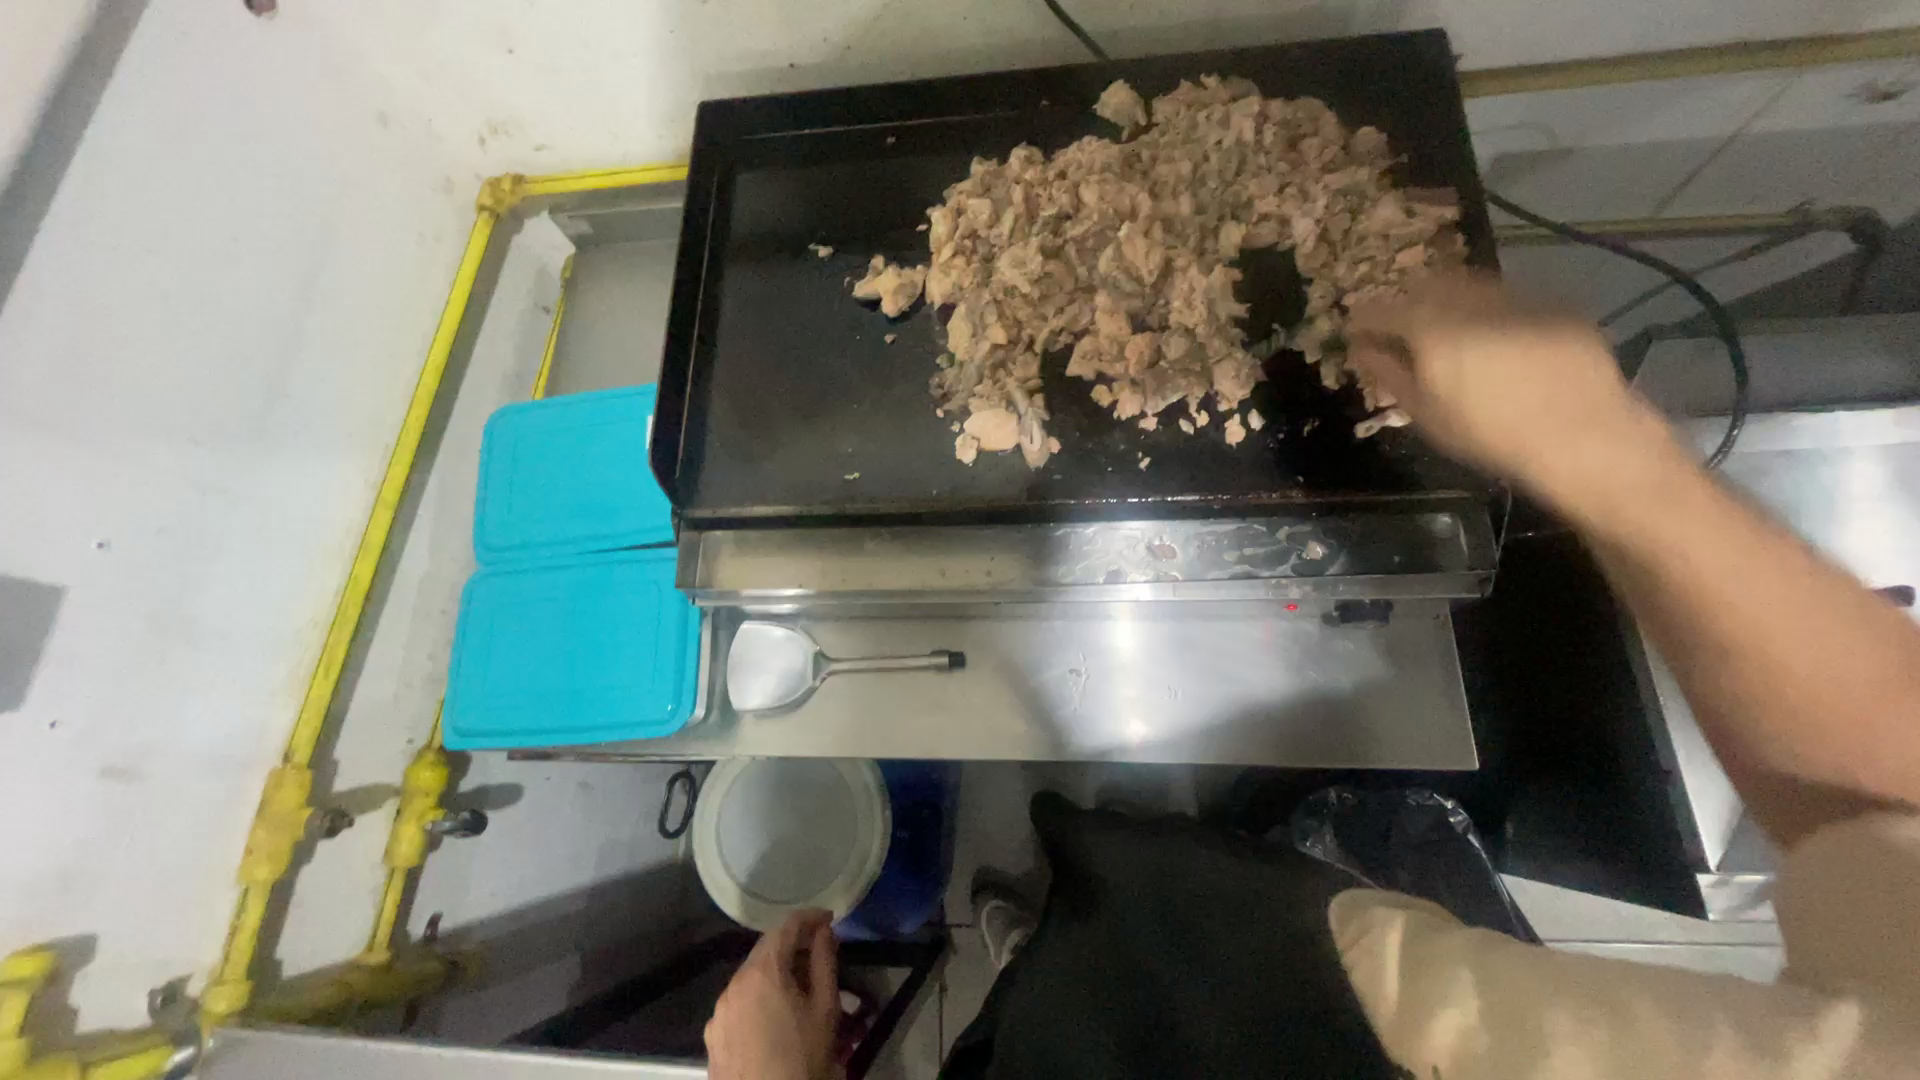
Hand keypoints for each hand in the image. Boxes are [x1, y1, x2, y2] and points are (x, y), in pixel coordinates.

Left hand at [705, 910, 839, 1079]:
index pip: (786, 927)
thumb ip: (824, 961)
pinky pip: (738, 1003)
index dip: (810, 917)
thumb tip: (823, 932)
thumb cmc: (804, 1060)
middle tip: (819, 950)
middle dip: (793, 944)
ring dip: (775, 971)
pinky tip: (776, 1016)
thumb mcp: (825, 1008)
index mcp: (761, 973)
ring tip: (799, 986)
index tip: (829, 919)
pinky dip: (759, 997)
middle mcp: (733, 985)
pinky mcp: (712, 1037)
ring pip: (750, 977)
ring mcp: (719, 1013)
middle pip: (765, 950)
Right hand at [1346, 273, 1668, 491]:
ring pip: (1468, 286)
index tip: (1354, 334)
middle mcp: (1472, 300)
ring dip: (1448, 302)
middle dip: (1406, 304)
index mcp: (1431, 327)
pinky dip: (1488, 312)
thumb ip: (1388, 372)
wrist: (1582, 434)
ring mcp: (1518, 298)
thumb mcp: (1423, 411)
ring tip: (1446, 333)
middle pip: (1425, 286)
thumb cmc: (1486, 433)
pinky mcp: (1555, 306)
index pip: (1380, 310)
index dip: (1361, 320)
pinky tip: (1495, 343)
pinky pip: (1508, 299)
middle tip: (1399, 332)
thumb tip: (1361, 348)